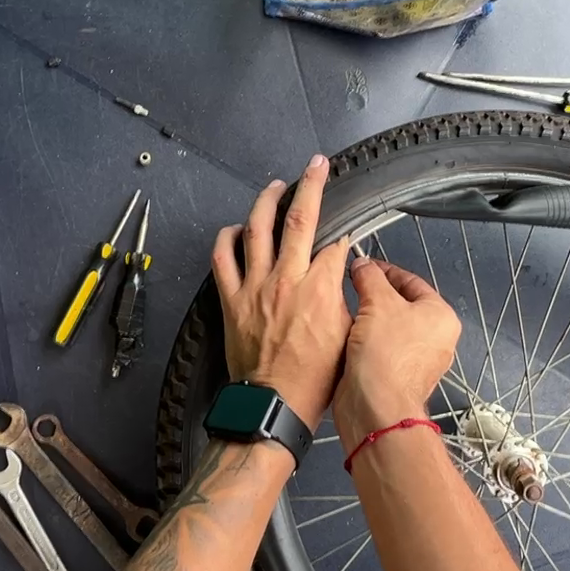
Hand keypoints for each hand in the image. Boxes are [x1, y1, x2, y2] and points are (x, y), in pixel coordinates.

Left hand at [211, 154, 352, 428]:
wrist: (273, 406)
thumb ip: (343, 297)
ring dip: (267, 201)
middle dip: (311, 185)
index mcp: (318, 288)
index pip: (332, 243)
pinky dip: (226, 238)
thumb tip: (340, 271)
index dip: (342, 232)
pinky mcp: (231, 299)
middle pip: (298, 219)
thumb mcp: (346, 334)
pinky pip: (223, 259)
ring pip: (256, 229)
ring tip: (276, 185)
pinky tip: (234, 227)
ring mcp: (254, 286)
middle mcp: (285, 278)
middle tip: (316, 164)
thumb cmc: (316, 378)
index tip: (345, 227)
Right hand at [334, 259, 461, 452]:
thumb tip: (362, 264)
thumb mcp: (377, 302)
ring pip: (388, 327)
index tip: (362, 266)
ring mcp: (418, 360)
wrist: (376, 408)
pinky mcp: (398, 377)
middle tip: (350, 286)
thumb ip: (369, 277)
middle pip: (401, 304)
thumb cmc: (385, 351)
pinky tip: (346, 335)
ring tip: (345, 309)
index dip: (384, 271)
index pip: (411, 281)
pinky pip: (381, 348)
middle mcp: (436, 338)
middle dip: (374, 294)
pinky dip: (365, 339)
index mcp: (441, 316)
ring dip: (367, 318)